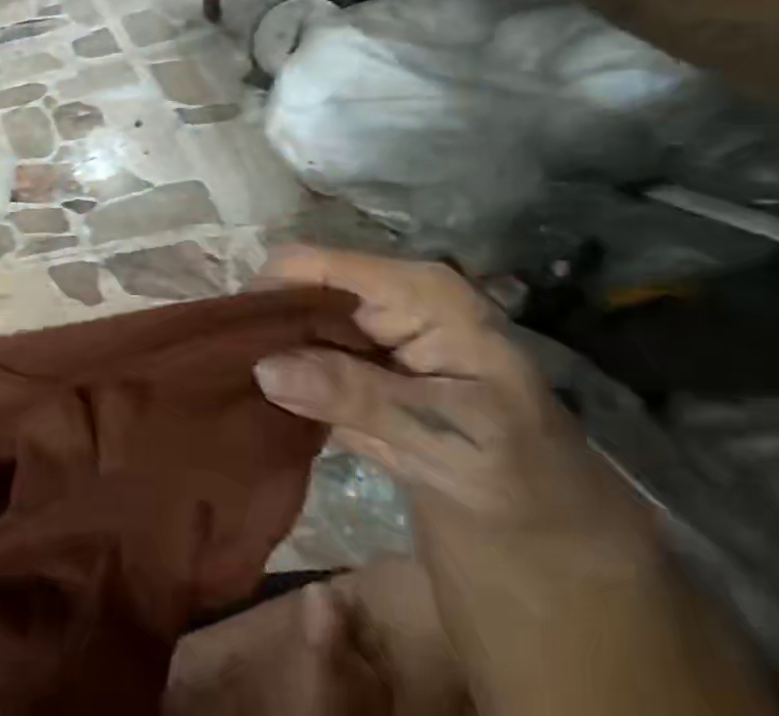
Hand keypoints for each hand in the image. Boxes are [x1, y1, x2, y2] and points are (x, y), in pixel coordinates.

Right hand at [250, 247, 776, 715]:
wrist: (537, 514)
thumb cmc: (515, 469)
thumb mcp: (447, 438)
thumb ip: (359, 397)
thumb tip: (264, 366)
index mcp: (414, 290)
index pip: (308, 264)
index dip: (266, 297)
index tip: (241, 349)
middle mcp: (379, 293)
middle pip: (287, 285)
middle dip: (258, 326)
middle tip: (241, 378)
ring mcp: (360, 323)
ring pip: (280, 315)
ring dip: (260, 351)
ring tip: (246, 390)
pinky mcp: (343, 353)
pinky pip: (286, 345)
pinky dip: (270, 369)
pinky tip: (262, 398)